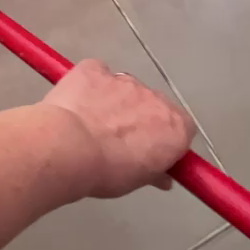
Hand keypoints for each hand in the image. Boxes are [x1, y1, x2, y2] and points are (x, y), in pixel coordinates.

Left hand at [39, 59, 194, 198]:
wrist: (69, 146)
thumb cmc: (107, 171)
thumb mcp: (139, 180)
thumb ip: (155, 170)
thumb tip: (161, 176)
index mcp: (176, 126)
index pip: (180, 126)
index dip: (163, 137)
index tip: (149, 149)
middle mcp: (154, 97)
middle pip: (151, 104)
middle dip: (137, 116)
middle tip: (116, 136)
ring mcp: (123, 79)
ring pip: (123, 87)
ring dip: (112, 98)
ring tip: (90, 118)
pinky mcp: (93, 68)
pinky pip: (96, 71)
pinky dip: (89, 81)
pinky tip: (77, 98)